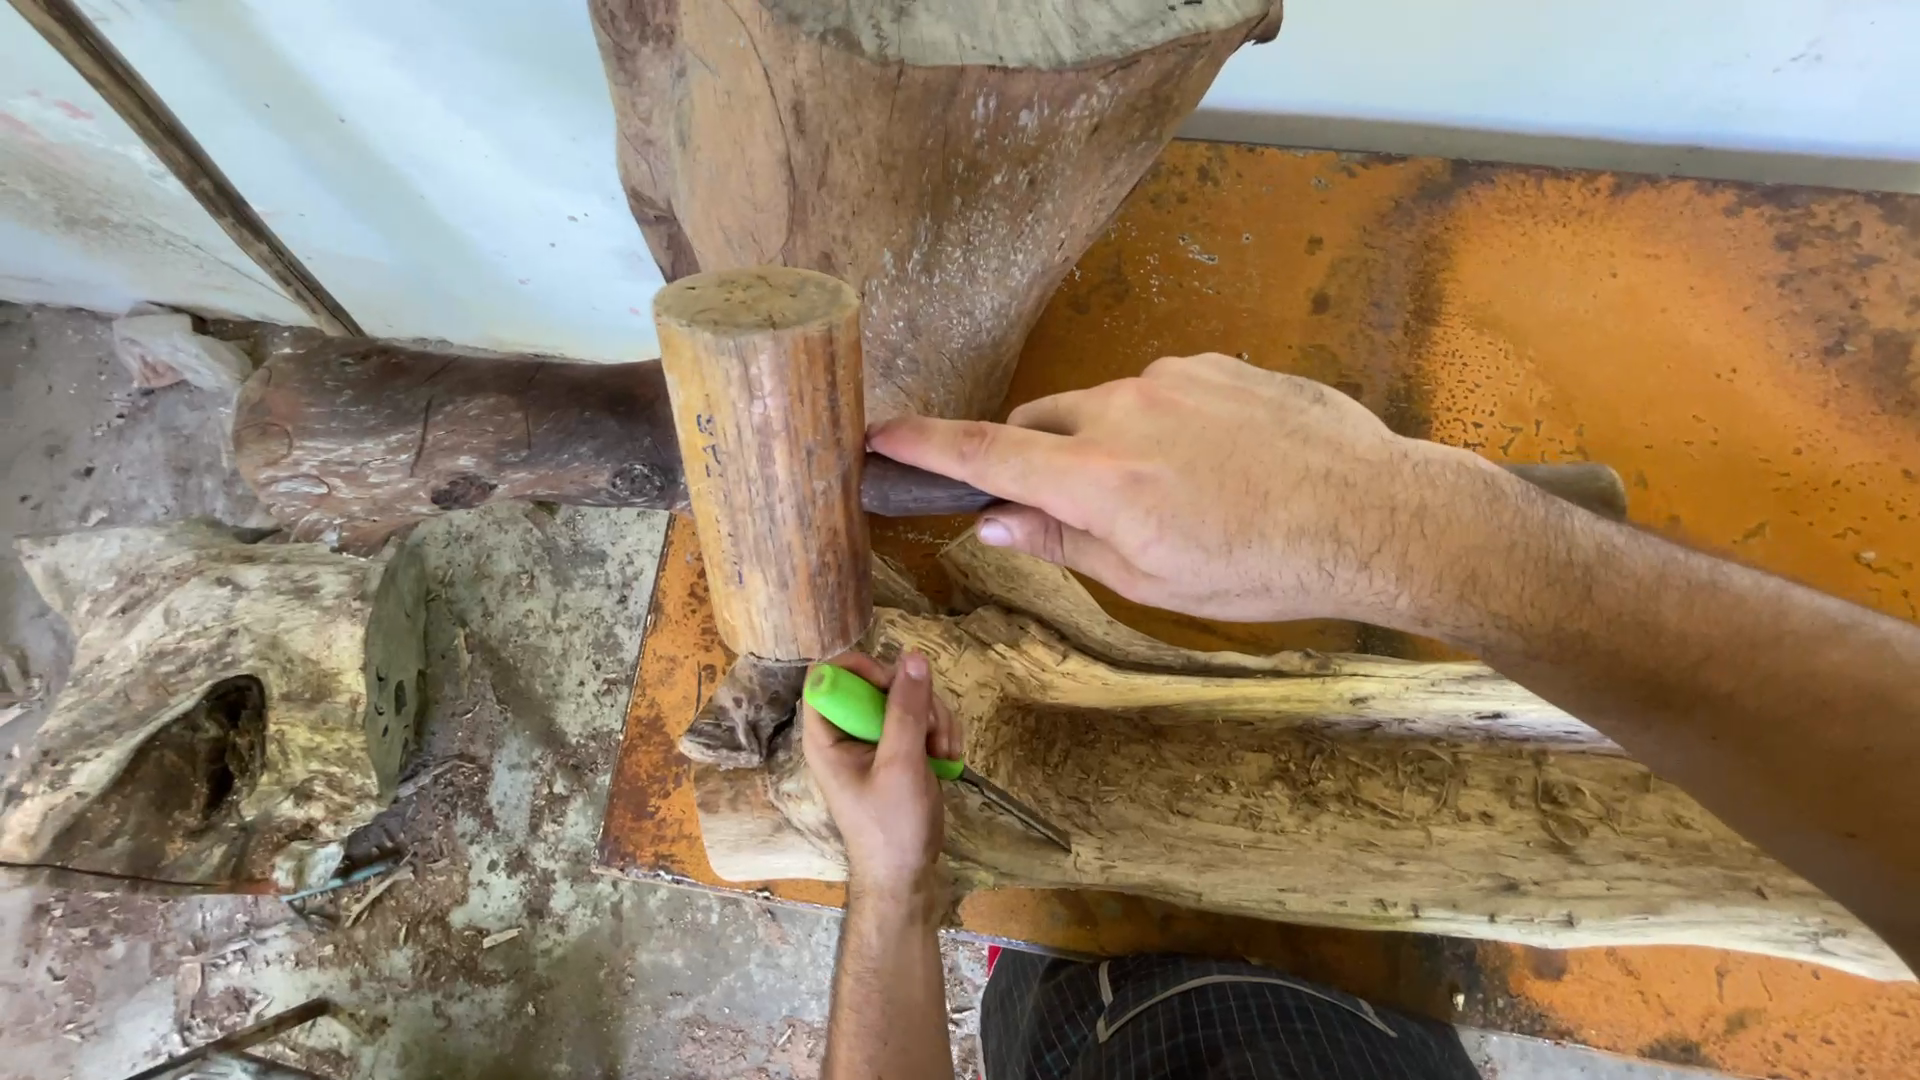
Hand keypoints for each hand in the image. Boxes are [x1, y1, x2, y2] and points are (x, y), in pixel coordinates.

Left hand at [801, 651, 962, 898]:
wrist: (907, 876)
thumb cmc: (891, 827)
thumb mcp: (900, 765)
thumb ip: (906, 710)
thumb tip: (914, 656)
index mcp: (826, 734)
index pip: (829, 674)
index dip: (863, 670)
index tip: (894, 686)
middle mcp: (847, 731)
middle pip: (878, 681)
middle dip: (914, 700)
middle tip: (931, 730)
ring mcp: (874, 740)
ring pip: (906, 697)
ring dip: (934, 718)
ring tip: (944, 752)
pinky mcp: (899, 749)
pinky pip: (921, 718)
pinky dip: (940, 731)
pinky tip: (949, 758)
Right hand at [868, 353, 1518, 628]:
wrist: (1376, 514)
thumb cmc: (1261, 570)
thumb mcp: (1150, 582)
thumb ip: (1063, 540)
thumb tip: (993, 522)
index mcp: (1102, 479)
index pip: (988, 455)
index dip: (925, 445)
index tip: (878, 433)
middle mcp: (1124, 411)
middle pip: (1036, 421)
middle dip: (1036, 456)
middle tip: (1079, 504)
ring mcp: (1171, 376)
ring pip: (1095, 405)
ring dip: (1102, 443)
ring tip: (1171, 488)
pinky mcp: (1211, 361)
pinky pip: (1151, 390)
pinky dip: (1152, 423)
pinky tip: (1210, 458)